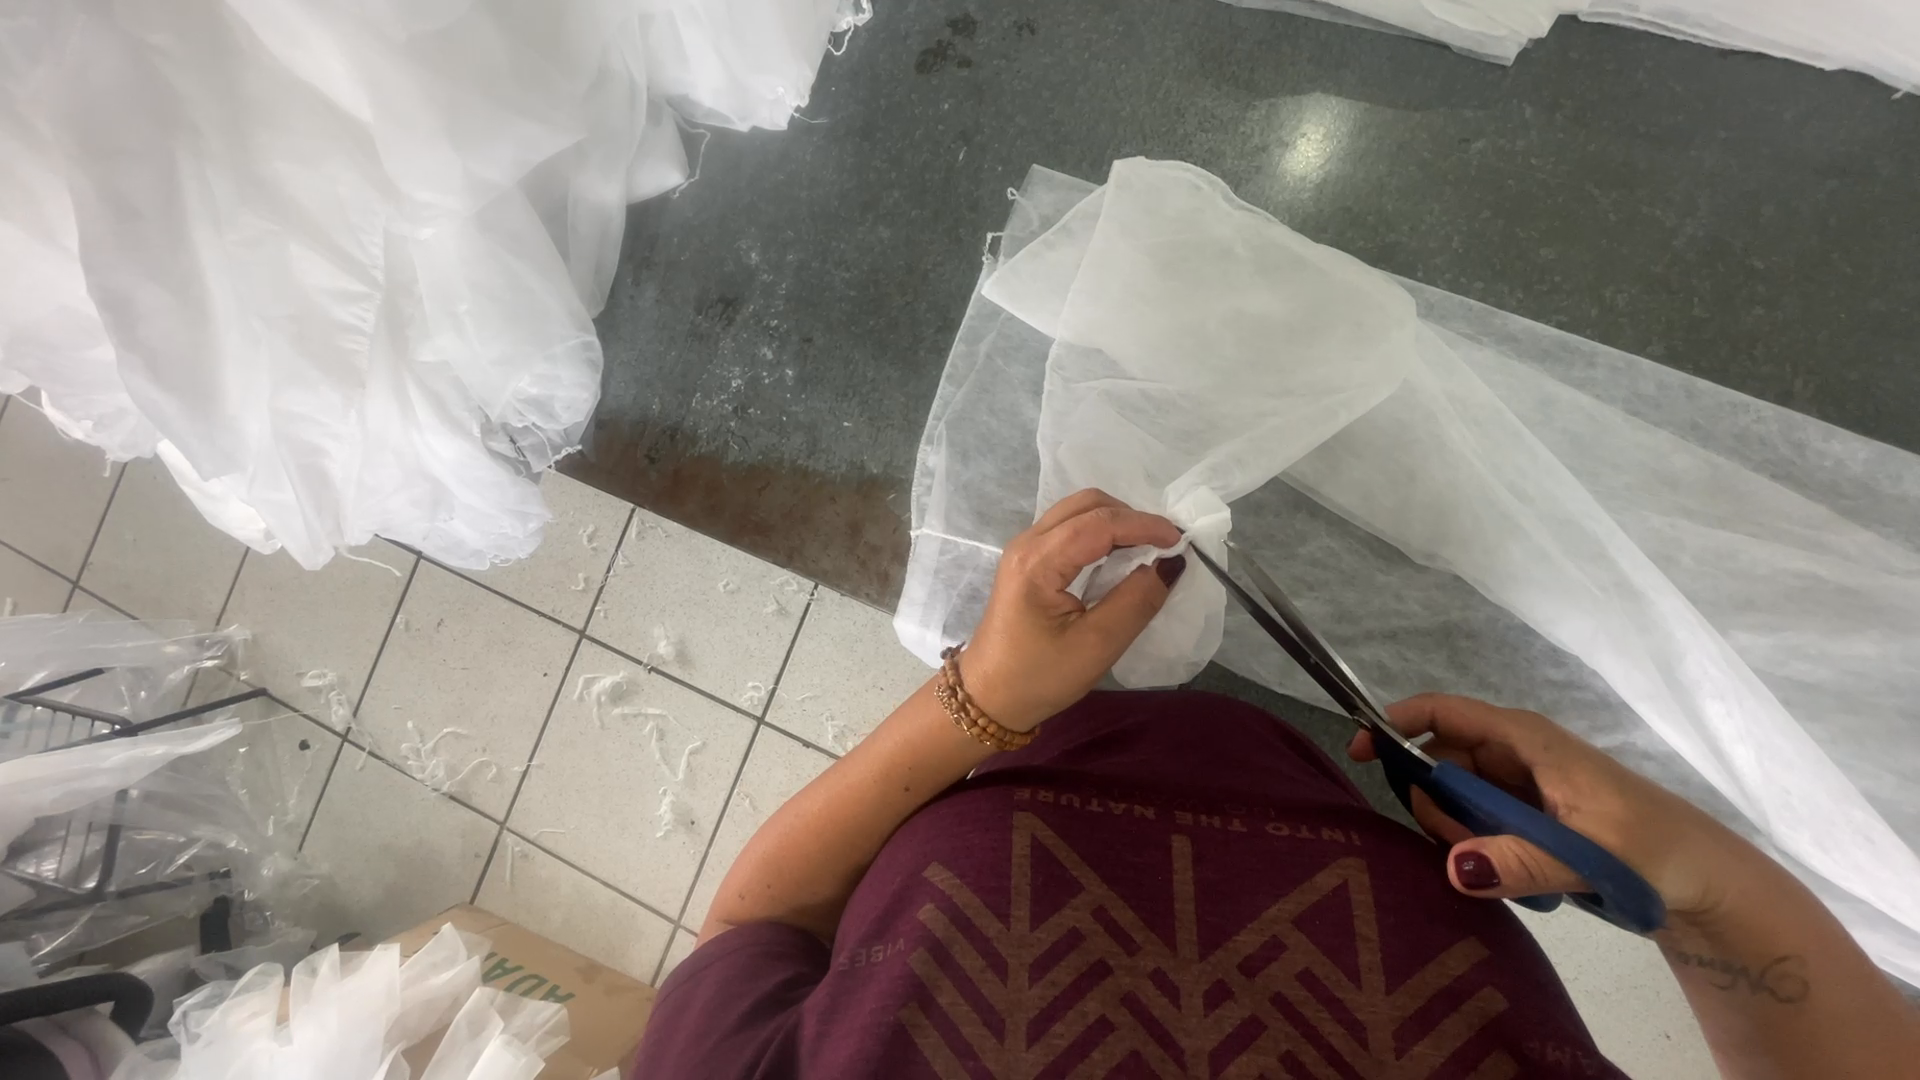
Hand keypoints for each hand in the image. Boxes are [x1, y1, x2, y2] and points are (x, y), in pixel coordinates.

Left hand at [959, 489, 1184, 731]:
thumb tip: (1170, 564)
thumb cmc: (1039, 677)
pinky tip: (1119, 557)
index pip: (1099, 524)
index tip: (1180, 542)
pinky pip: (1068, 530)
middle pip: (1085, 505)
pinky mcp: (1027, 561)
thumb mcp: (1096, 646)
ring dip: (1114, 523)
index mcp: (1037, 562)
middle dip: (1130, 517)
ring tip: (1147, 550)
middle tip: (1163, 546)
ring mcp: (1023, 550)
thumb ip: (1136, 601)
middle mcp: (1026, 544)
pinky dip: (1099, 534)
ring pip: (1076, 513)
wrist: (988, 697)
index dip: (1144, 526)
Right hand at [1348, 693, 1763, 922]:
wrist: (1711, 884)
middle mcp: (1512, 751)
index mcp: (1524, 738)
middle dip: (1432, 800)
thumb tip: (1452, 867)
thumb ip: (1522, 862)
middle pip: (1437, 759)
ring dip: (1455, 828)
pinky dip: (1473, 841)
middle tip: (1457, 846)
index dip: (1394, 723)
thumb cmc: (1656, 851)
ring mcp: (1515, 781)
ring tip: (1494, 866)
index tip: (1359, 752)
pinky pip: (1472, 815)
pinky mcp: (1521, 809)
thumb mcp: (1592, 856)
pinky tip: (1503, 868)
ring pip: (1451, 792)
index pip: (1442, 712)